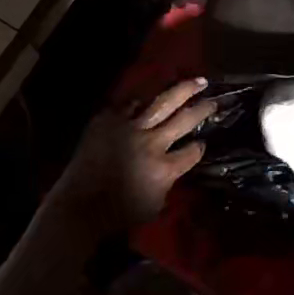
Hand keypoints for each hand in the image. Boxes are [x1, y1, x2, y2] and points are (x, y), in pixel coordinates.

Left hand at [47, 78, 216, 234]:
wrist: (80, 204)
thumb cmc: (118, 213)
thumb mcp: (155, 205)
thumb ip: (167, 183)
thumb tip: (171, 169)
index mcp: (165, 168)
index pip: (193, 151)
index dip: (199, 148)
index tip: (201, 144)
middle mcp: (152, 143)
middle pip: (184, 119)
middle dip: (202, 109)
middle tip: (214, 100)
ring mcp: (129, 127)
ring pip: (162, 102)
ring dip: (183, 90)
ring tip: (198, 81)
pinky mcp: (108, 120)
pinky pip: (129, 105)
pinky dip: (140, 103)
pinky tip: (147, 100)